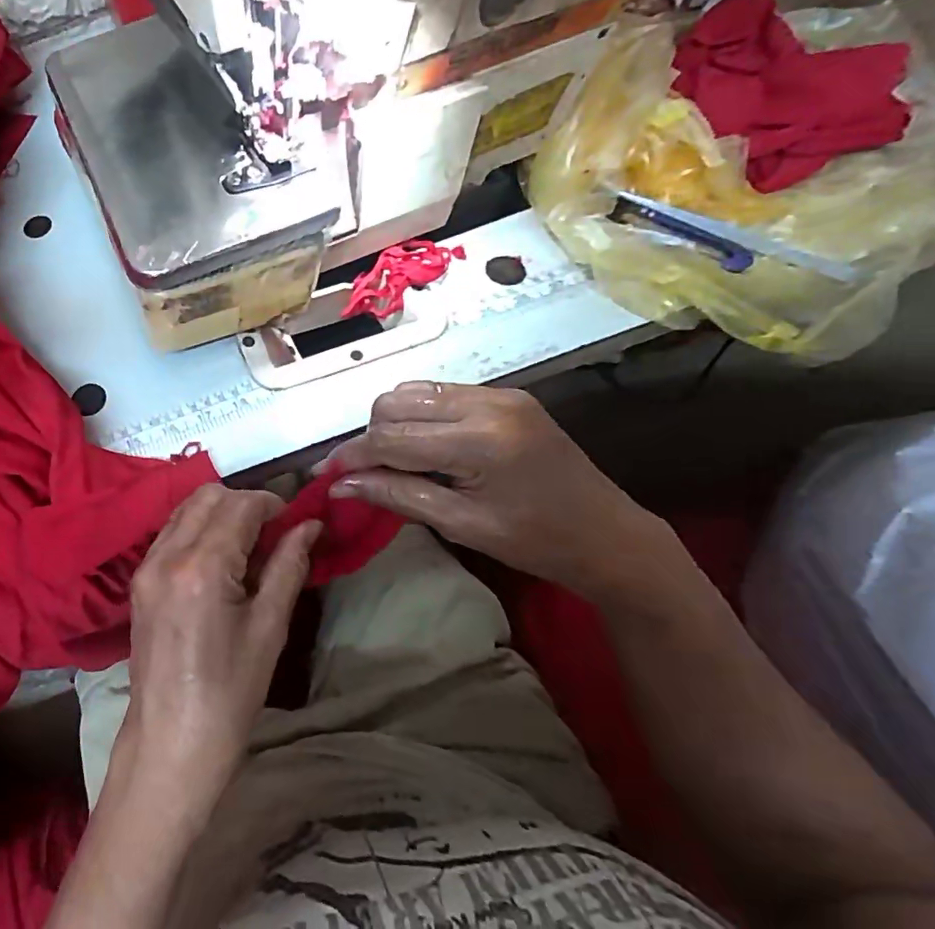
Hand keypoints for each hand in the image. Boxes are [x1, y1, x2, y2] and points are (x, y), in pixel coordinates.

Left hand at [116, 484, 322, 808]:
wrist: (171, 742)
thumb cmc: (230, 693)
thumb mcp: (269, 628)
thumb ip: (289, 565)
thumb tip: (310, 525)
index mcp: (202, 567)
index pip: (240, 506)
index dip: (273, 504)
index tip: (295, 523)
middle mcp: (167, 556)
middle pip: (208, 496)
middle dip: (245, 503)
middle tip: (272, 534)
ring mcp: (146, 567)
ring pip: (185, 509)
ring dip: (220, 513)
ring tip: (248, 548)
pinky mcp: (139, 582)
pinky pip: (170, 533)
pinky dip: (198, 530)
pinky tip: (220, 562)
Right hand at [322, 382, 681, 607]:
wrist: (607, 534)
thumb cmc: (536, 542)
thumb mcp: (461, 525)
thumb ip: (397, 496)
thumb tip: (340, 486)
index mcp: (479, 440)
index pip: (391, 437)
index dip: (353, 456)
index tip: (327, 476)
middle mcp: (487, 403)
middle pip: (397, 402)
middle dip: (372, 436)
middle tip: (368, 474)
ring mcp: (500, 394)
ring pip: (416, 391)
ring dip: (394, 422)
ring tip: (396, 462)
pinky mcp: (508, 396)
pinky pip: (444, 394)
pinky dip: (422, 417)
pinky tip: (427, 448)